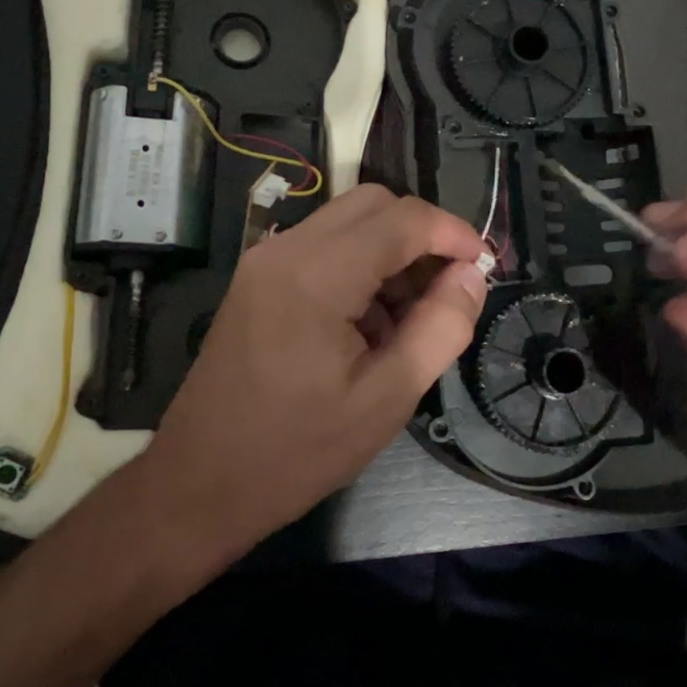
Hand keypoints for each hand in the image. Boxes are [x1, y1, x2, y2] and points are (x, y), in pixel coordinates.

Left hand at [139, 184, 487, 553]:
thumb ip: (440, 328)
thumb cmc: (297, 450)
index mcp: (317, 274)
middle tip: (449, 292)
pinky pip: (320, 249)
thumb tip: (472, 276)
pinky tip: (368, 327)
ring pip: (346, 223)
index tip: (485, 266)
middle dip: (420, 237)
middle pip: (372, 204)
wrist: (201, 482)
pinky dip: (358, 267)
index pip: (402, 219)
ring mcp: (264, 262)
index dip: (453, 233)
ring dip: (389, 253)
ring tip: (408, 321)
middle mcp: (285, 250)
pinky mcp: (255, 281)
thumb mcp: (387, 398)